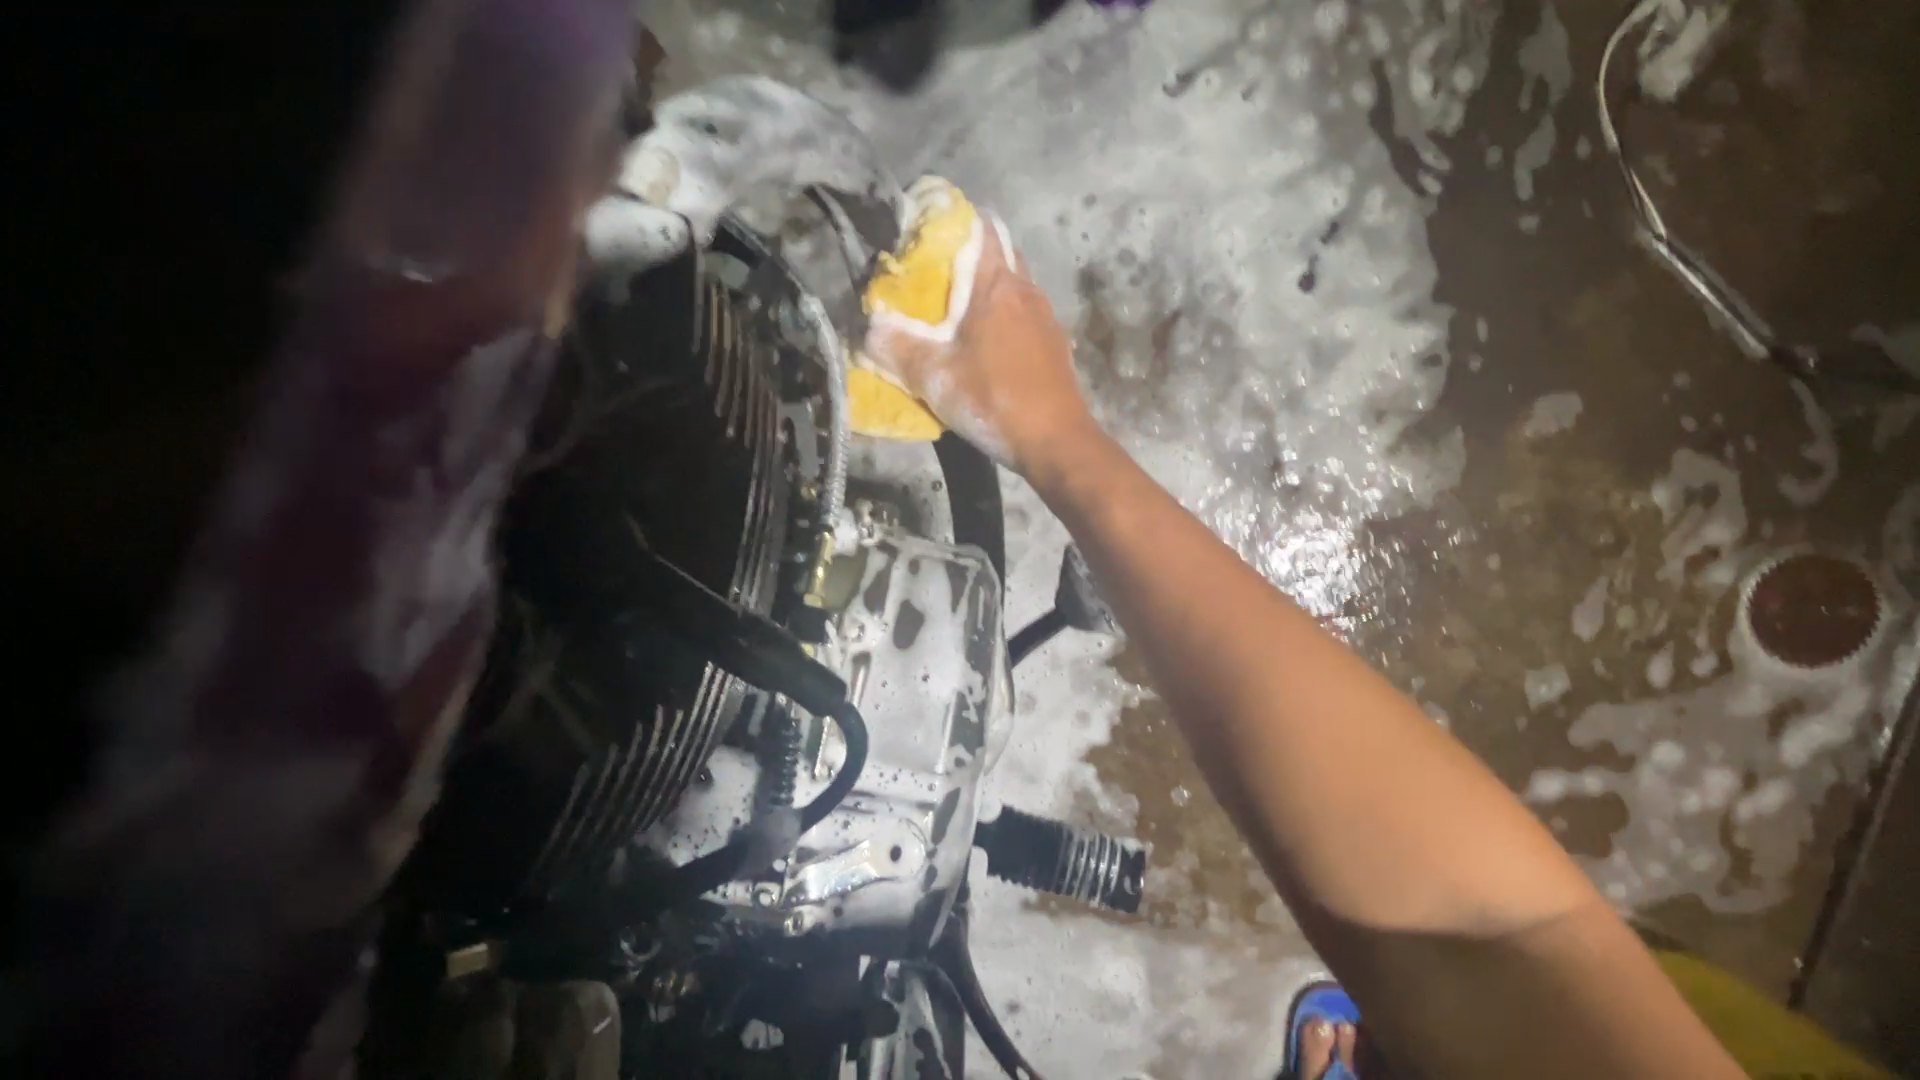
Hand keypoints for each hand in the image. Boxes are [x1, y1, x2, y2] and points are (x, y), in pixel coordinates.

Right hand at [862, 213, 1099, 473]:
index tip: (924, 231)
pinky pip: (1024, 313)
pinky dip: (1002, 315)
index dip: (953, 220)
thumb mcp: (935, 377)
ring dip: (985, 289)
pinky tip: (985, 343)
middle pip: (998, 253)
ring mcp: (1046, 316)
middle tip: (933, 276)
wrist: (1057, 442)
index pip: (981, 226)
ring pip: (1012, 284)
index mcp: (997, 284)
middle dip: (966, 256)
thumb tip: (868, 327)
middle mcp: (1026, 290)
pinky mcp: (1054, 344)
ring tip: (954, 311)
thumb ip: (896, 347)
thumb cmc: (995, 400)